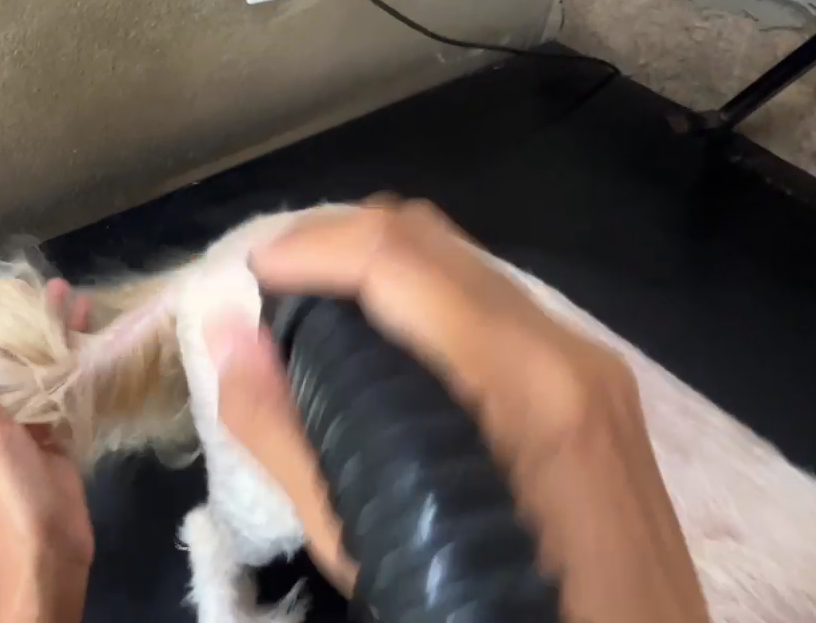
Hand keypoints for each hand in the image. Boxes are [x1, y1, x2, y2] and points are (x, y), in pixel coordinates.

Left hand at [0, 280, 94, 622]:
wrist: (51, 547)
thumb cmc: (16, 492)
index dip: (10, 329)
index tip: (26, 297)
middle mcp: (9, 419)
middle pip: (28, 362)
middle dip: (44, 327)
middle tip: (63, 289)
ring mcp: (40, 430)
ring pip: (53, 375)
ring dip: (66, 343)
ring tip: (85, 305)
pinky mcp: (66, 441)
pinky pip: (73, 399)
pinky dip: (83, 374)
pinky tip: (97, 350)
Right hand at [206, 200, 707, 622]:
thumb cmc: (497, 619)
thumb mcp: (370, 548)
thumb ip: (284, 434)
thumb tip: (226, 336)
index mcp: (518, 383)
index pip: (393, 257)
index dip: (305, 247)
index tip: (247, 275)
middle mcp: (560, 345)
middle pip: (422, 232)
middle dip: (329, 238)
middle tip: (269, 282)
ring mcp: (584, 354)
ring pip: (453, 250)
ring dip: (368, 254)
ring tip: (311, 296)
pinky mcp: (589, 374)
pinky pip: (480, 288)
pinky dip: (410, 282)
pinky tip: (377, 327)